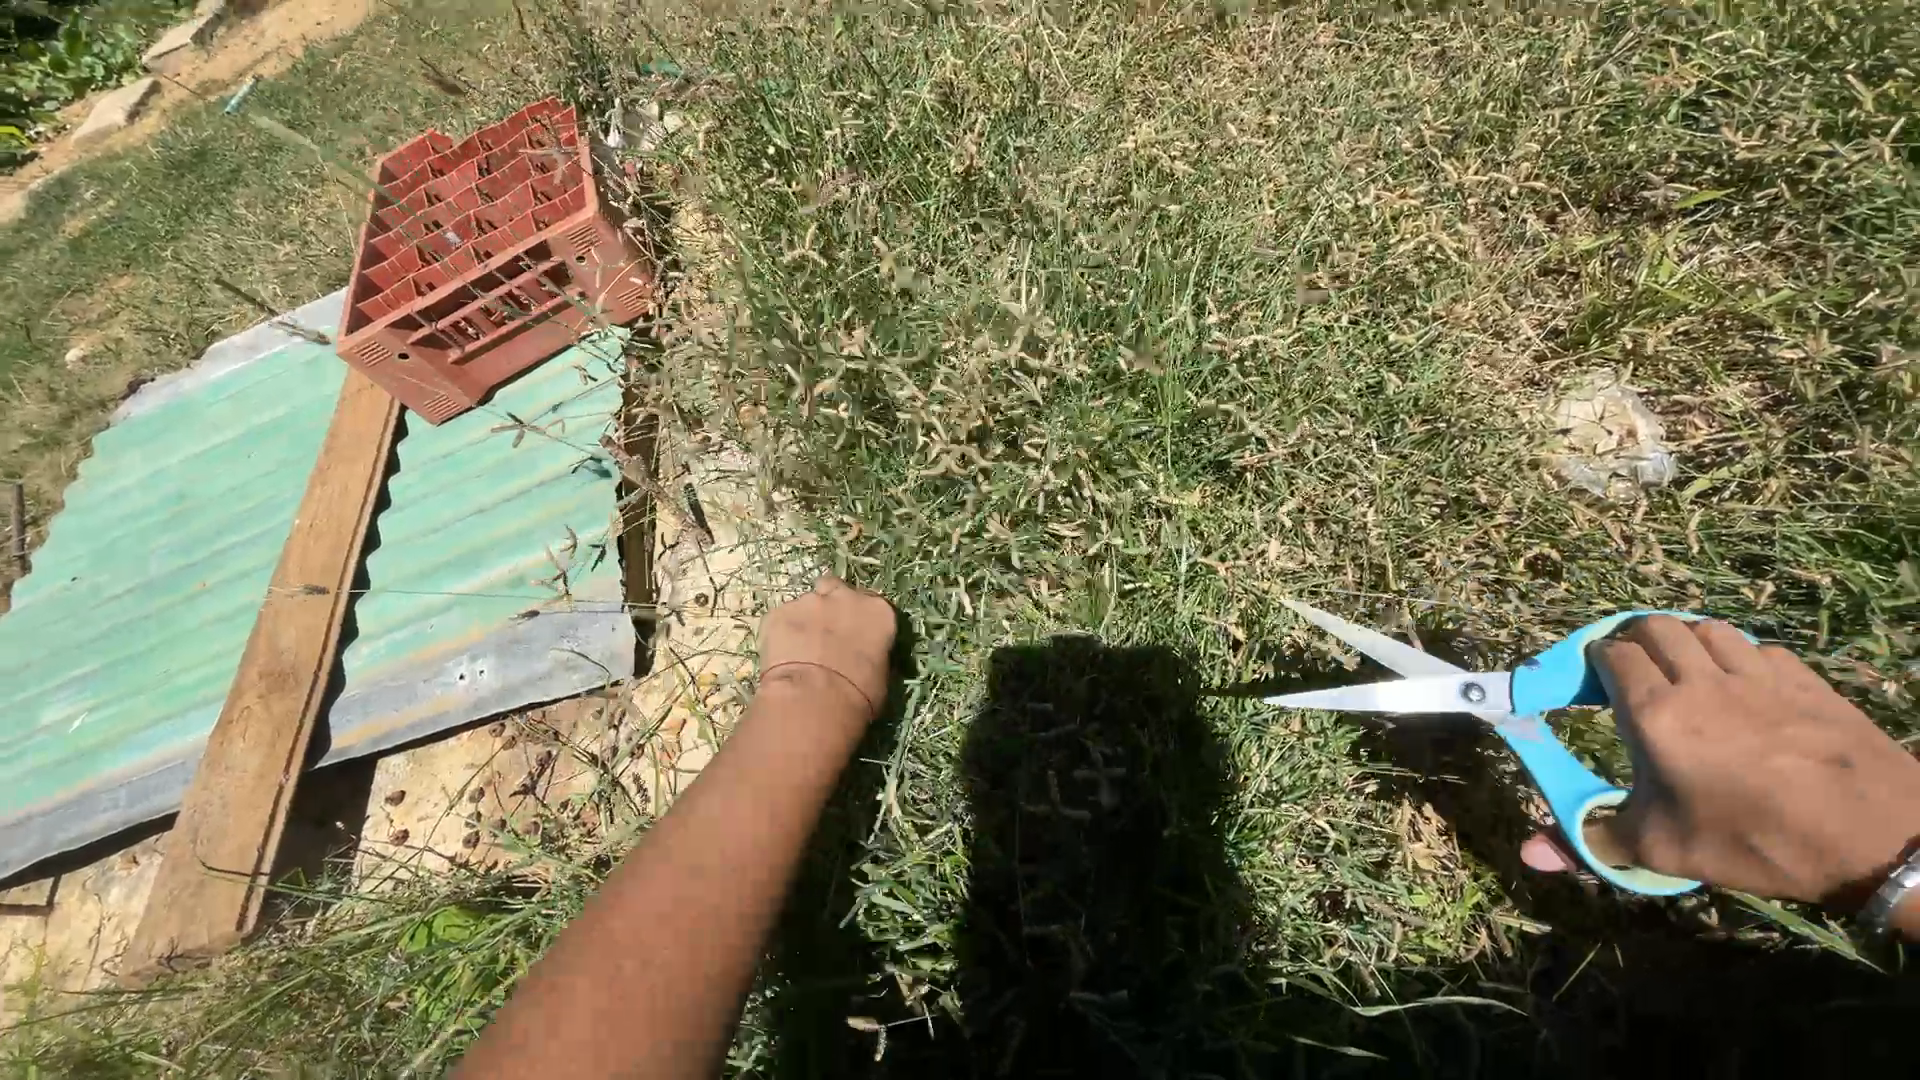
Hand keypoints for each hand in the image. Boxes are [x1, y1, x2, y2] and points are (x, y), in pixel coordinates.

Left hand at [756, 574, 895, 723]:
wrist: (813, 700)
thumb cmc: (858, 696)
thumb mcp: (881, 677)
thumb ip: (874, 655)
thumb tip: (865, 658)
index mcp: (878, 612)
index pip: (873, 605)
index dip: (861, 620)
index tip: (856, 637)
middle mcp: (846, 597)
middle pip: (836, 588)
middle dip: (831, 605)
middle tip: (825, 634)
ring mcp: (809, 601)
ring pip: (807, 603)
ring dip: (805, 620)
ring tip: (800, 650)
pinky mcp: (779, 612)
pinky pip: (782, 618)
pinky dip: (782, 632)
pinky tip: (781, 657)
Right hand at [1520, 616, 1919, 905]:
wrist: (1890, 847)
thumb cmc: (1759, 843)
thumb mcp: (1664, 848)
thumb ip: (1590, 840)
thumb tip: (1527, 856)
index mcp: (1656, 713)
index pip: (1611, 653)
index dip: (1593, 660)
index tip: (1588, 680)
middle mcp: (1702, 683)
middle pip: (1655, 626)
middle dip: (1633, 637)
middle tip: (1628, 667)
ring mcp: (1761, 678)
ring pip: (1707, 628)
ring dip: (1685, 639)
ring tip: (1681, 667)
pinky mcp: (1809, 684)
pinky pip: (1761, 649)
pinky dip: (1740, 656)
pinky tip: (1741, 685)